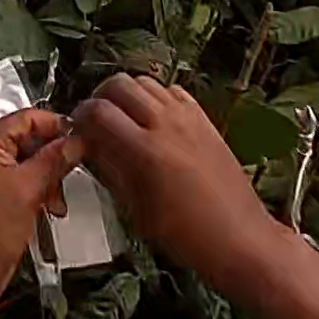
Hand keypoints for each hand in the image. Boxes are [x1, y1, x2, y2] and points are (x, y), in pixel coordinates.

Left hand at [0, 109, 82, 318]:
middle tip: (70, 175)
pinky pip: (26, 179)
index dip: (56, 126)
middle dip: (53, 158)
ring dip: (49, 178)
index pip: (29, 117)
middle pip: (32, 139)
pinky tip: (51, 208)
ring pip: (32, 161)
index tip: (81, 138)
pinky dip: (41, 190)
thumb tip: (77, 140)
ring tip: (58, 202)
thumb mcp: (28, 189)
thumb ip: (54, 160)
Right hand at [71, 74, 318, 318]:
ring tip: (122, 113)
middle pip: (120, 83)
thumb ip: (111, 171)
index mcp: (146, 151)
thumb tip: (91, 146)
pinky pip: (170, 89)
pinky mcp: (202, 116)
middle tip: (96, 115)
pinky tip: (152, 115)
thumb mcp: (138, 212)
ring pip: (144, 80)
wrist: (241, 239)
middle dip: (101, 95)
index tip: (77, 124)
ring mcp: (186, 116)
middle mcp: (165, 124)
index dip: (81, 114)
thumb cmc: (190, 236)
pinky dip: (155, 95)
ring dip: (127, 92)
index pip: (99, 111)